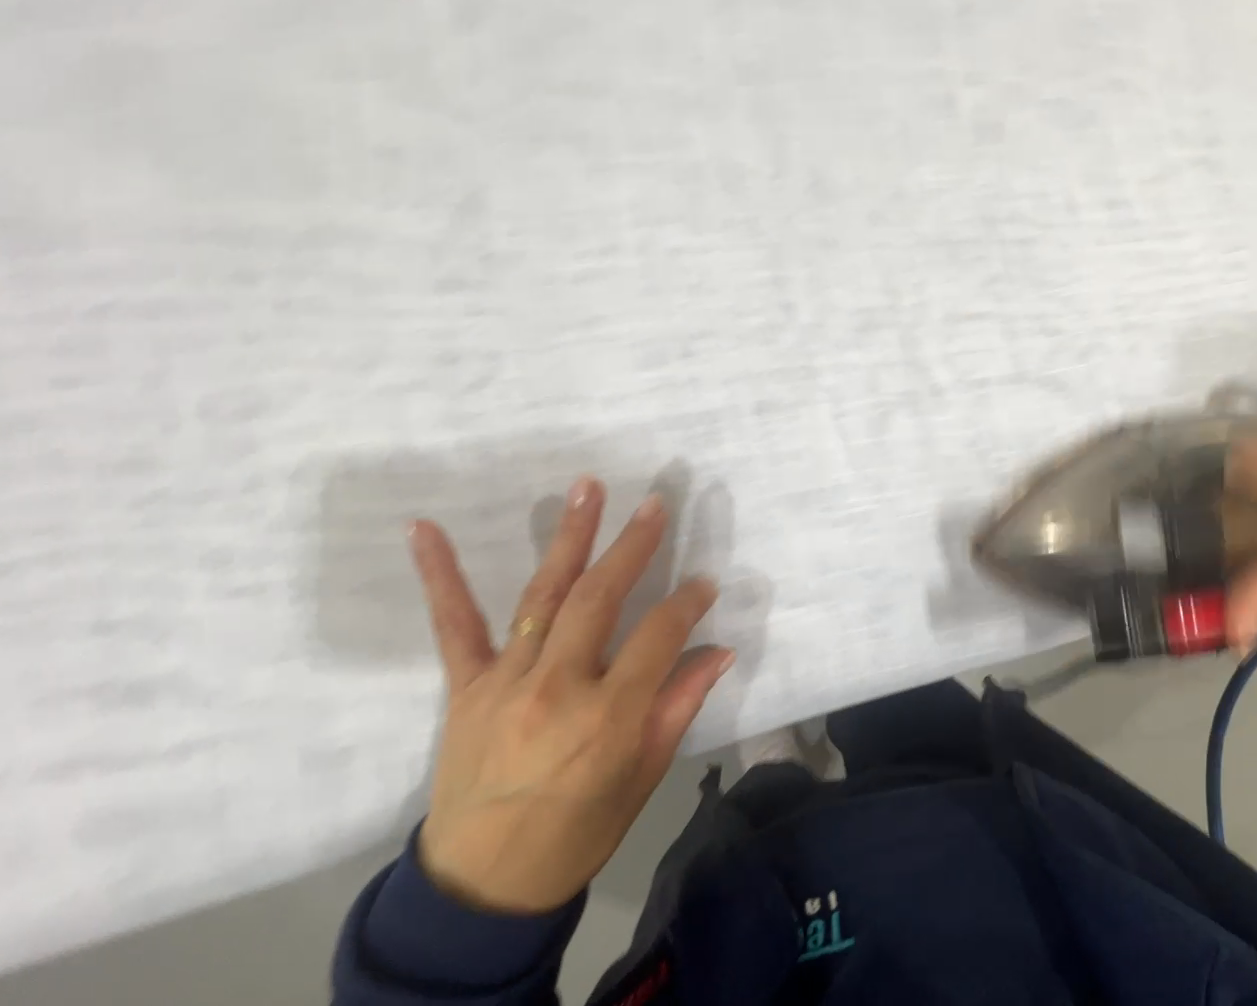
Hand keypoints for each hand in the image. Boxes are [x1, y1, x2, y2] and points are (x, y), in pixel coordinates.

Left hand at [406, 478, 732, 913]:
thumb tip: (719, 652)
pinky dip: (439, 576)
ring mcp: (505, 682)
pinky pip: (455, 626)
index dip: (688, 604)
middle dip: (633, 547)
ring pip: (544, 597)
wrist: (485, 881)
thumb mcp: (644, 775)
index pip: (660, 635)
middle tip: (656, 504)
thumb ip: (678, 705)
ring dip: (568, 538)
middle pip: (601, 599)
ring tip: (587, 488)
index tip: (706, 584)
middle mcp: (557, 687)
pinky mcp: (466, 688)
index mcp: (609, 715)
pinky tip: (424, 529)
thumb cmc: (580, 831)